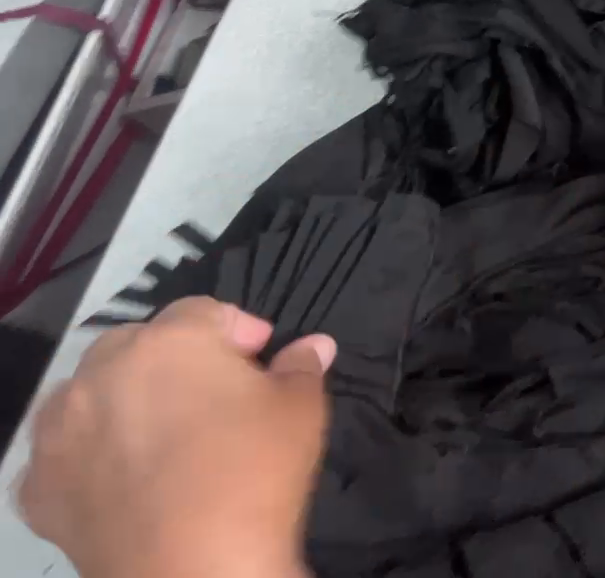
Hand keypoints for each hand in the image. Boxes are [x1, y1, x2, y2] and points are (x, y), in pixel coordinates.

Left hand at [17, 297, 335, 577]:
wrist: (193, 564)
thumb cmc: (257, 464)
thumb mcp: (303, 403)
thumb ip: (302, 365)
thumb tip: (310, 346)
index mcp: (170, 345)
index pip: (201, 309)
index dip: (239, 328)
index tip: (264, 357)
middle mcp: (100, 378)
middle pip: (133, 342)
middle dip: (174, 355)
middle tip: (216, 388)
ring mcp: (56, 436)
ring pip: (87, 392)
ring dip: (126, 396)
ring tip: (169, 428)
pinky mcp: (36, 488)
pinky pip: (64, 448)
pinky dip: (94, 448)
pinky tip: (133, 471)